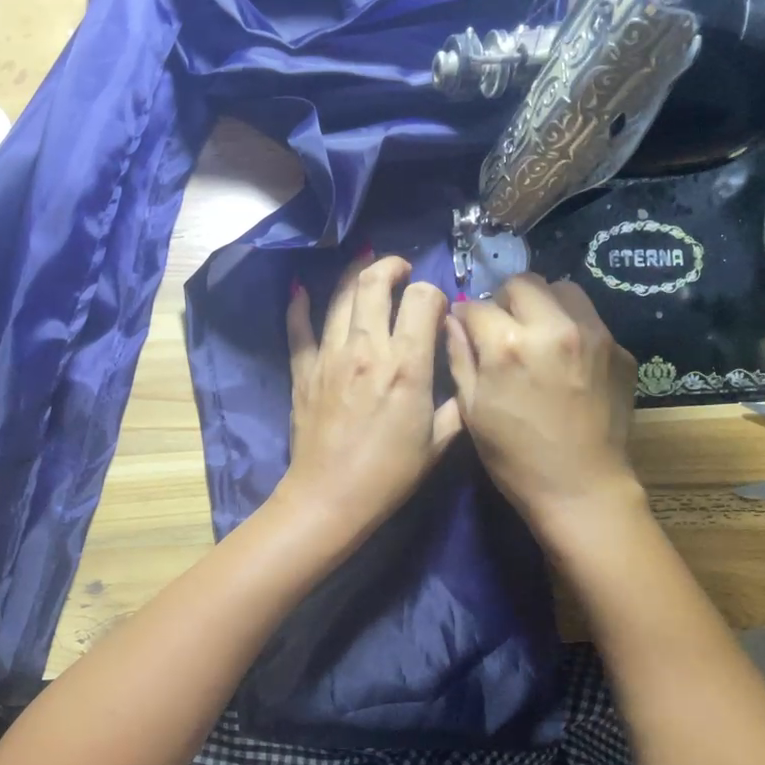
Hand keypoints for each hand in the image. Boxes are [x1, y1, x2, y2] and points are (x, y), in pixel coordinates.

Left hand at [276, 254, 462, 537]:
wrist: (330, 498)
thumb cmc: (390, 475)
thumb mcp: (439, 442)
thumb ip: (457, 401)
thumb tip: (466, 370)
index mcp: (407, 364)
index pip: (423, 298)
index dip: (434, 293)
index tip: (436, 307)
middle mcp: (366, 349)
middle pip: (375, 283)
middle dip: (392, 266)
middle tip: (401, 270)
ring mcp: (329, 357)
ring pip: (339, 297)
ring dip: (354, 275)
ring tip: (365, 267)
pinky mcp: (302, 371)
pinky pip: (298, 328)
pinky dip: (299, 306)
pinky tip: (301, 290)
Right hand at [447, 274, 639, 524]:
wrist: (580, 488)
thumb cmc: (514, 458)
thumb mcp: (473, 411)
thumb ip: (459, 358)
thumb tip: (453, 322)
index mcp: (507, 345)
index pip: (477, 305)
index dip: (466, 318)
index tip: (466, 332)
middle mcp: (553, 326)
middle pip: (523, 283)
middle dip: (505, 301)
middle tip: (502, 331)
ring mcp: (593, 334)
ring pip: (563, 290)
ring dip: (543, 305)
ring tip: (538, 337)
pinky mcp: (619, 348)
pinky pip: (589, 319)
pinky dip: (572, 329)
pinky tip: (567, 364)